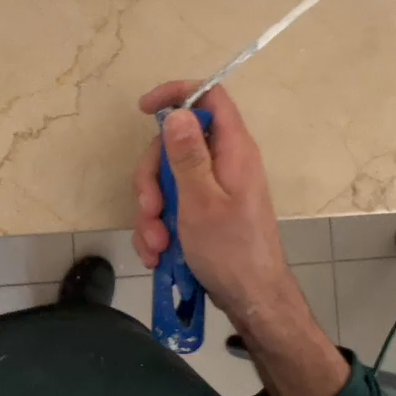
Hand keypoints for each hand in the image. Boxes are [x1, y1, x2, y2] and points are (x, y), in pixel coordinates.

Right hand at [130, 81, 302, 329]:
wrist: (251, 301)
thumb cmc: (231, 251)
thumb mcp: (201, 202)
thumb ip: (187, 156)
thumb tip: (176, 112)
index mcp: (233, 150)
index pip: (209, 97)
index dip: (177, 94)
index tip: (144, 109)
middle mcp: (224, 163)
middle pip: (174, 145)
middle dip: (152, 179)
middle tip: (150, 211)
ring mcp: (212, 188)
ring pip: (166, 180)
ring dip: (151, 213)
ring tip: (156, 244)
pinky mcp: (203, 212)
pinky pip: (170, 207)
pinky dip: (158, 228)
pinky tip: (157, 253)